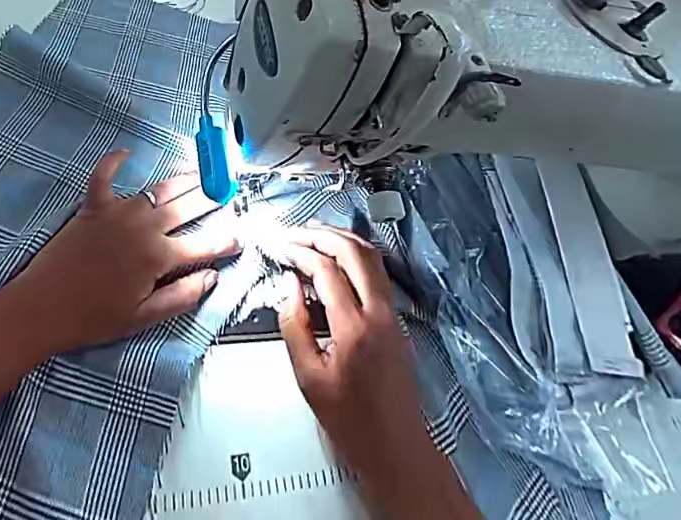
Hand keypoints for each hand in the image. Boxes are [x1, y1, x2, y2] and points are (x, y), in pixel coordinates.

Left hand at [3, 149, 238, 357]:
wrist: (42, 305)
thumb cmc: (93, 317)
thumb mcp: (143, 317)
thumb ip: (181, 296)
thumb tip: (212, 277)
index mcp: (158, 257)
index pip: (202, 245)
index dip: (225, 240)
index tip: (240, 234)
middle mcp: (142, 227)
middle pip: (185, 208)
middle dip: (210, 198)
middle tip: (227, 189)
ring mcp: (117, 212)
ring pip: (156, 191)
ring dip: (180, 181)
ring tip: (199, 173)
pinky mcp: (92, 206)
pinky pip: (104, 176)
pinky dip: (113, 162)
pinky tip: (125, 152)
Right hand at [276, 225, 478, 519]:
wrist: (397, 449)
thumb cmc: (351, 421)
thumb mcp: (308, 376)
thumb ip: (294, 324)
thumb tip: (290, 285)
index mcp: (355, 329)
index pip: (327, 270)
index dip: (301, 252)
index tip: (283, 247)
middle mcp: (380, 315)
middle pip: (354, 252)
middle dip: (322, 235)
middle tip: (296, 232)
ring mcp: (393, 316)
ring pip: (372, 257)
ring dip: (342, 239)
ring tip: (315, 234)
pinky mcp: (397, 321)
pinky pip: (377, 272)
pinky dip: (355, 254)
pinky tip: (337, 257)